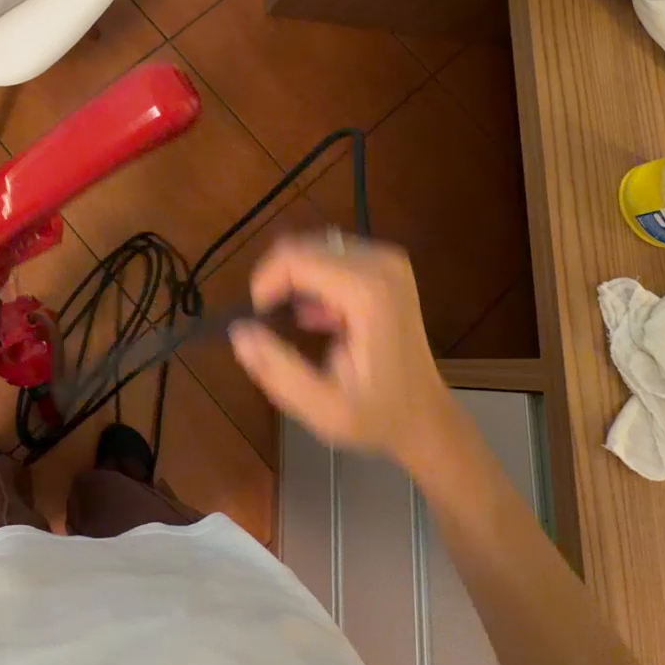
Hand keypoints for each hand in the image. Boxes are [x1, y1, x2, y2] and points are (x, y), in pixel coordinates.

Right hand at [231, 234, 454, 464]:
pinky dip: (315, 280)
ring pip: (314, 247)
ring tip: (301, 323)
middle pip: (303, 247)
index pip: (295, 257)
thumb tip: (238, 330)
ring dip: (296, 280)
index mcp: (368, 293)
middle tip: (272, 321)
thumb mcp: (321, 408)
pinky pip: (332, 254)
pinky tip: (321, 318)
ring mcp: (389, 262)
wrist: (426, 418)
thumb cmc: (376, 415)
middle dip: (278, 280)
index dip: (265, 282)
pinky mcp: (387, 266)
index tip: (258, 317)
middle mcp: (381, 265)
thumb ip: (276, 369)